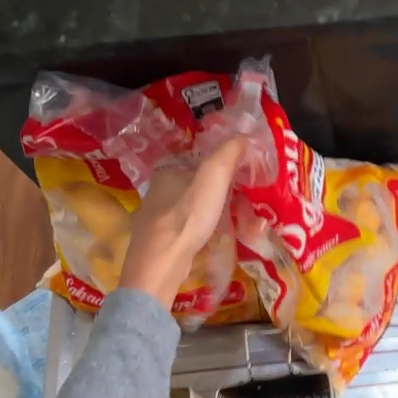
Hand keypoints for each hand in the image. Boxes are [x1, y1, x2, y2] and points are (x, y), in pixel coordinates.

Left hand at [119, 139, 244, 309]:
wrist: (162, 263)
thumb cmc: (188, 216)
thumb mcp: (214, 177)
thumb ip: (228, 153)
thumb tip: (244, 134)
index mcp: (166, 171)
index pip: (196, 160)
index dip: (220, 165)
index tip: (241, 176)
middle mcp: (155, 190)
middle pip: (193, 185)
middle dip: (218, 192)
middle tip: (243, 203)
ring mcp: (153, 218)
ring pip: (189, 208)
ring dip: (210, 213)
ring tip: (234, 222)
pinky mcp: (157, 242)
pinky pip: (184, 229)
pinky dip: (200, 230)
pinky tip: (212, 239)